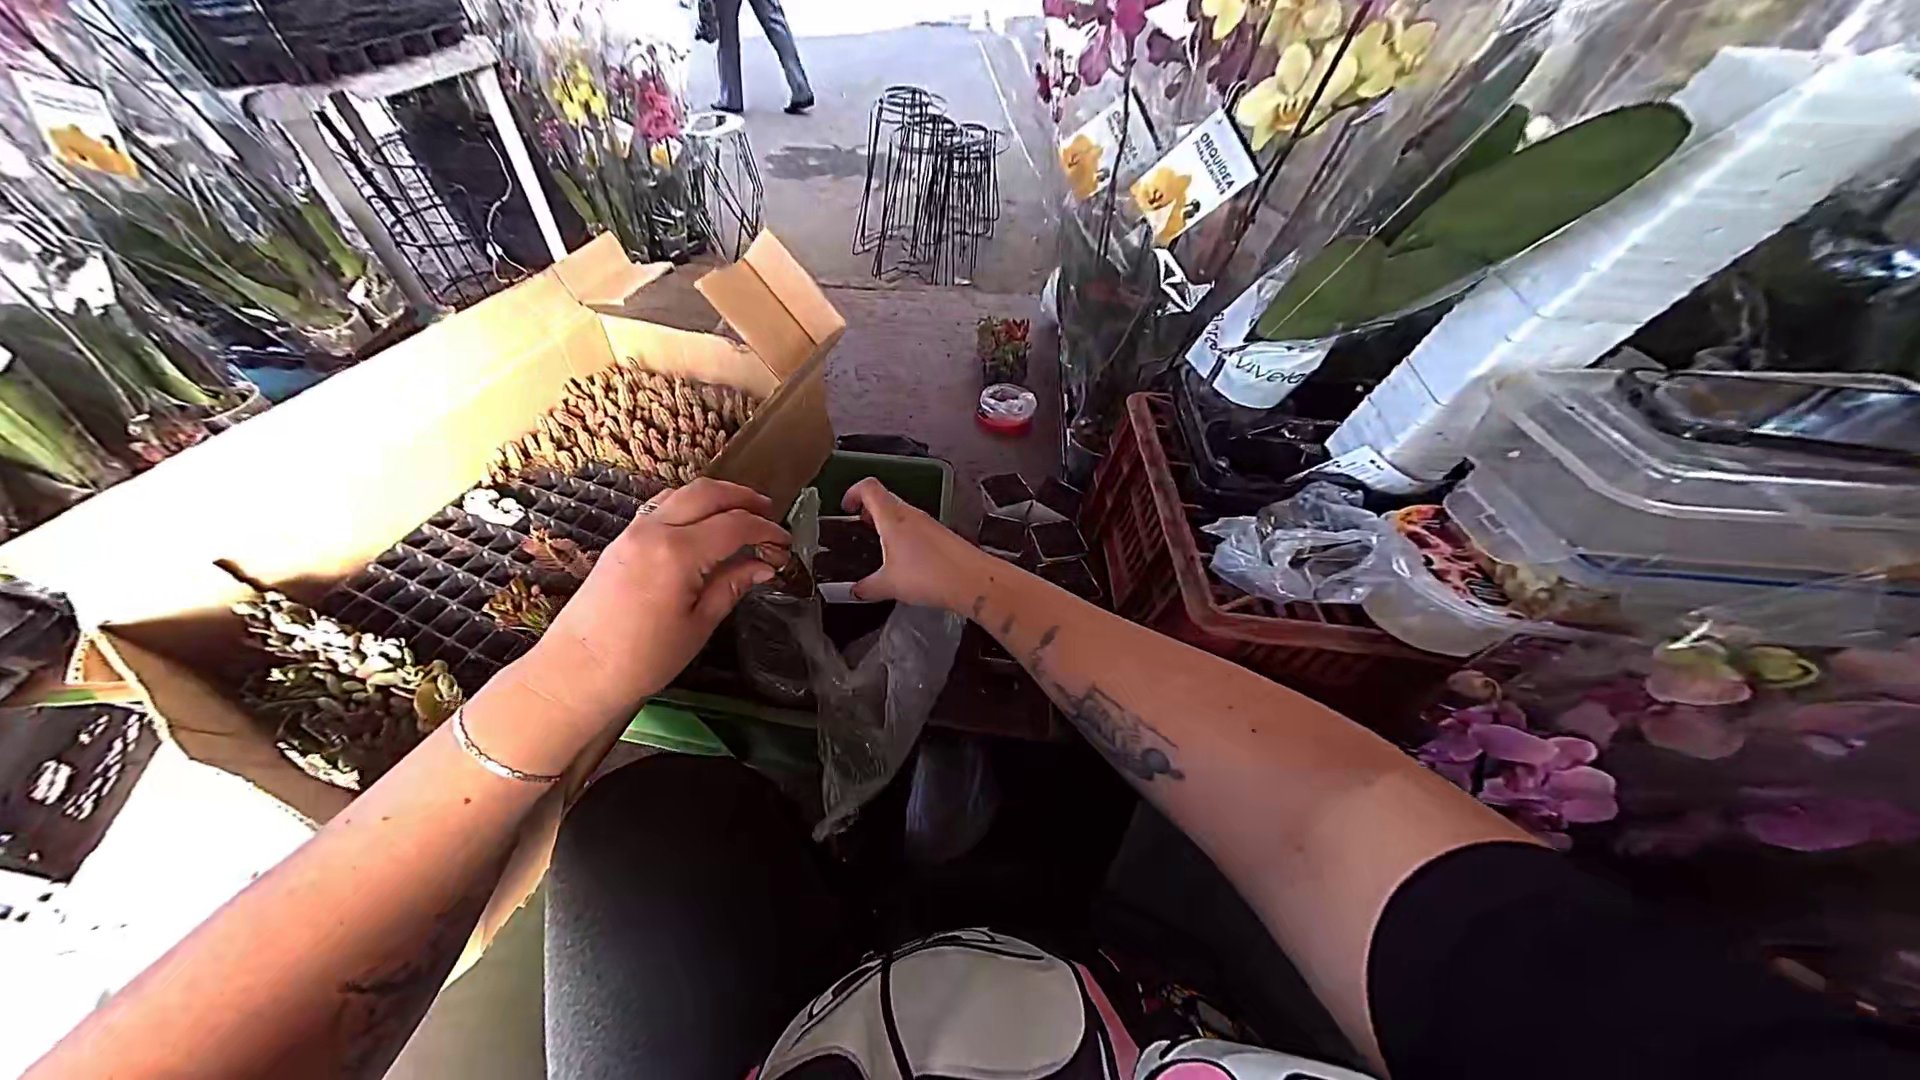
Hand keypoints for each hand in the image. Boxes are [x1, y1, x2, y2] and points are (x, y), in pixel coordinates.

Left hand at [518, 479, 788, 719]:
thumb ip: (732, 585)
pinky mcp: (623, 540)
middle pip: (707, 493)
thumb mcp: (699, 624)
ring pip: (682, 493)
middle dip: (743, 497)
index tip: (785, 543)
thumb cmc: (643, 658)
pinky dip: (690, 504)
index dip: (766, 531)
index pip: (735, 525)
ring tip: (741, 511)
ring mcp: (634, 531)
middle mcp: (655, 530)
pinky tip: (704, 522)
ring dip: (716, 496)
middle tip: (769, 512)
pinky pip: (663, 506)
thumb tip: (764, 566)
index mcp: (678, 553)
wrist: (576, 672)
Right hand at [842, 477, 991, 612]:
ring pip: (902, 513)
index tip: (846, 508)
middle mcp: (911, 514)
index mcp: (893, 517)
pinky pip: (917, 527)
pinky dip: (905, 535)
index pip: (869, 487)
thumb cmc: (928, 575)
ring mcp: (929, 523)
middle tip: (860, 528)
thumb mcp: (888, 585)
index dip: (853, 492)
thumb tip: (855, 592)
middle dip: (869, 510)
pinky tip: (905, 559)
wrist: (972, 580)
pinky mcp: (942, 535)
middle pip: (885, 499)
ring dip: (888, 523)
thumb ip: (866, 588)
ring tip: (880, 546)